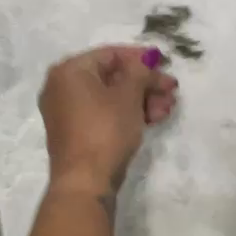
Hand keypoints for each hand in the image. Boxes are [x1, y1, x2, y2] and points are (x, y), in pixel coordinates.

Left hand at [39, 46, 178, 199]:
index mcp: (70, 71)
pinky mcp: (77, 132)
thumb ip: (140, 71)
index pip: (111, 54)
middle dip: (146, 83)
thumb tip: (145, 61)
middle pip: (112, 76)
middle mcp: (63, 87)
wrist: (85, 180)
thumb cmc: (106, 129)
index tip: (166, 64)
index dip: (141, 57)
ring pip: (111, 97)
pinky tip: (153, 119)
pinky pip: (105, 113)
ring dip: (142, 99)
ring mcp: (68, 111)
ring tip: (167, 109)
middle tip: (171, 90)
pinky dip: (128, 113)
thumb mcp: (129, 95)